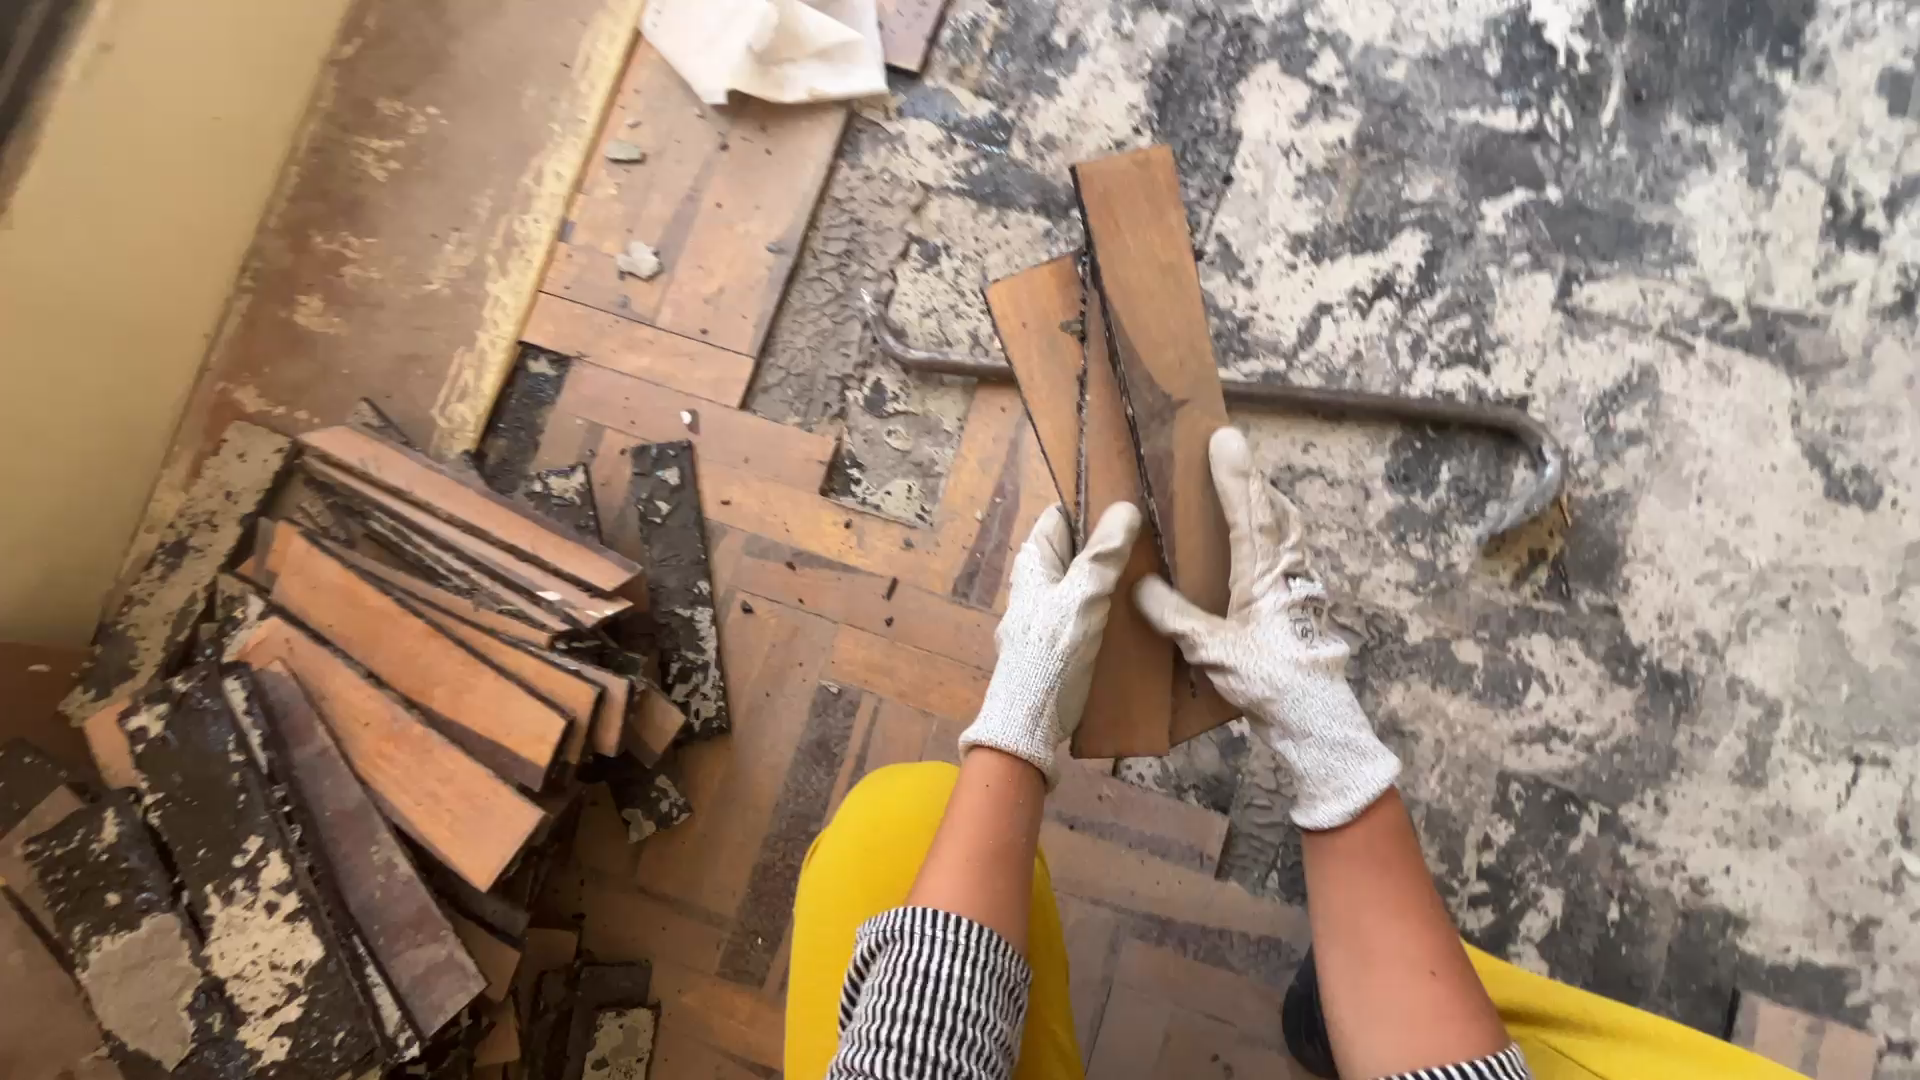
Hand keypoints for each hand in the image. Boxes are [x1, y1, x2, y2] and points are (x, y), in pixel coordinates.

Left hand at [958, 501, 1141, 786]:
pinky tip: (1139, 610)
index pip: (1060, 517)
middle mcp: (1035, 583)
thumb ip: (1103, 554)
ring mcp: (1046, 614)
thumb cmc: (1052, 654)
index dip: (1090, 506)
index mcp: (1033, 563)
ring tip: (1156, 568)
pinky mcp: (1059, 642)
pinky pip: (1086, 611)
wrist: (1031, 723)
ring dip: (1112, 576)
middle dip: (1107, 542)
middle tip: (1154, 536)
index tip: (1130, 500)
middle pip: (1074, 549)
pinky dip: (1109, 605)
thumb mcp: (1083, 598)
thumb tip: (1124, 507)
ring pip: (1082, 582)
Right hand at [1133, 427, 1399, 829]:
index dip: (1234, 474)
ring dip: (1268, 502)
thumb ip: (1175, 616)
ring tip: (1249, 490)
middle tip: (1234, 452)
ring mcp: (1302, 585)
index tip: (1223, 438)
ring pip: (1289, 529)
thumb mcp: (1212, 649)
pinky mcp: (1305, 604)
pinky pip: (1292, 551)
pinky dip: (1277, 531)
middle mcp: (1289, 570)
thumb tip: (1140, 587)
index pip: (1249, 511)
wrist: (1317, 720)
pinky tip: (1263, 547)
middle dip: (1254, 480)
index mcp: (1265, 573)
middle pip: (1277, 510)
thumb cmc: (1269, 681)